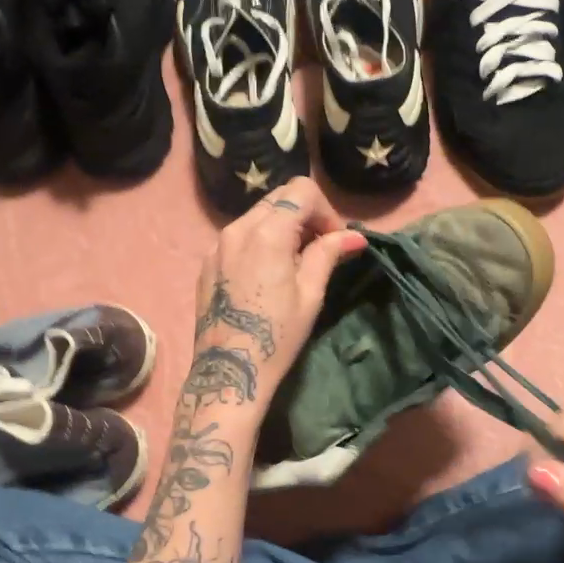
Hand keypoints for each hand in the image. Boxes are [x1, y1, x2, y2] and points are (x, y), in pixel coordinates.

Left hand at [188, 177, 364, 419]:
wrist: (229, 370)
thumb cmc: (277, 336)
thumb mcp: (310, 294)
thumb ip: (328, 254)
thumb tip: (355, 238)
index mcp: (267, 233)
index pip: (301, 192)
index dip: (325, 211)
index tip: (334, 242)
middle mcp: (237, 228)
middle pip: (278, 198)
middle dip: (304, 216)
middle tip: (318, 251)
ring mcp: (217, 245)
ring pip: (257, 216)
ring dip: (281, 228)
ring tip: (293, 265)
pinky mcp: (208, 262)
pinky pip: (239, 237)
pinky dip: (260, 243)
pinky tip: (267, 276)